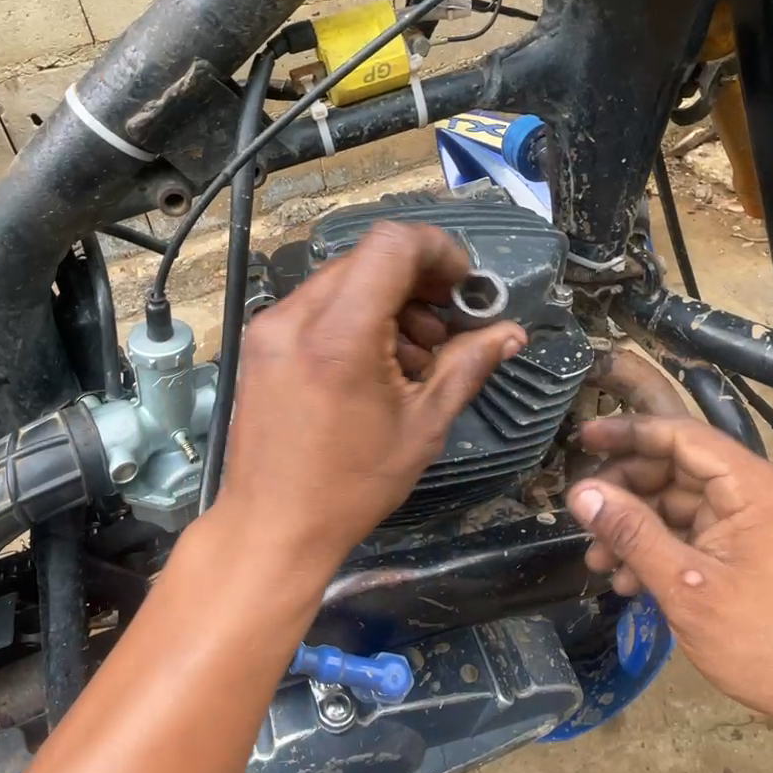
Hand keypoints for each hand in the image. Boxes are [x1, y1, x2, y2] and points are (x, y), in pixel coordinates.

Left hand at [216, 222, 525, 577]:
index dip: (438, 251)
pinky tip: (378, 363)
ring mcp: (270, 326)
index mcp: (338, 335)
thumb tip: (511, 332)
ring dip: (389, 302)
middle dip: (418, 283)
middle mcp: (295, 316)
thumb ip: (467, 365)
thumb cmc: (351, 486)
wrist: (271, 527)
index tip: (462, 287)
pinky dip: (357, 317)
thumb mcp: (423, 426)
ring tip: (415, 357)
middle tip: (447, 328)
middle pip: (369, 259)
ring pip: (344, 280)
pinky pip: (318, 305)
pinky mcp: (261, 341)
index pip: (391, 244)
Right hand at [565, 415, 772, 733]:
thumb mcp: (687, 588)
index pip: (683, 436)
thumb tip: (580, 493)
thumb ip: (632, 533)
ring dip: (638, 528)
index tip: (583, 438)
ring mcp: (760, 525)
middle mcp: (762, 495)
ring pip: (681, 504)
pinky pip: (698, 533)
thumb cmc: (768, 645)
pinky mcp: (756, 552)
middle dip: (627, 493)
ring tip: (601, 562)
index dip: (628, 433)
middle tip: (585, 518)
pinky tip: (631, 580)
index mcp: (757, 489)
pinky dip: (663, 548)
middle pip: (678, 469)